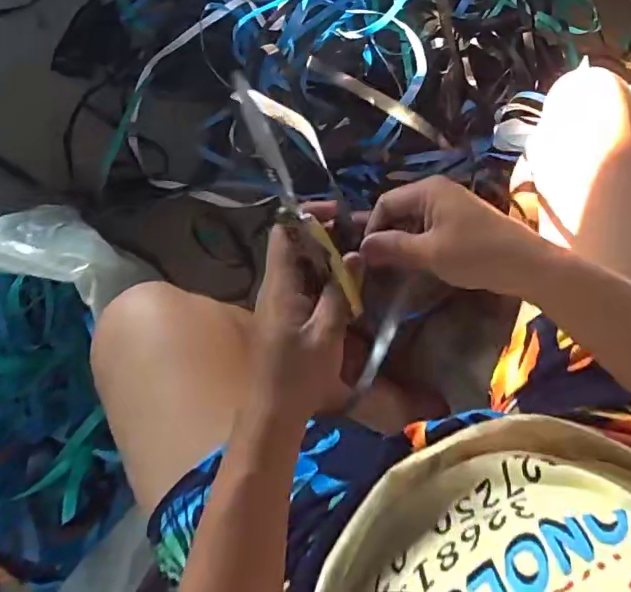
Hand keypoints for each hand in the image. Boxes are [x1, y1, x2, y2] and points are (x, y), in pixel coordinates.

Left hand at [250, 221, 353, 421]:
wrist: (272, 416)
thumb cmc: (298, 377)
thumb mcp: (326, 335)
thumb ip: (341, 293)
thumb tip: (354, 255)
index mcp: (280, 284)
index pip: (284, 232)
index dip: (306, 215)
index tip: (337, 214)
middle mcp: (275, 286)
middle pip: (294, 244)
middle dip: (324, 235)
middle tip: (357, 236)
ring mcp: (278, 301)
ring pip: (301, 264)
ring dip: (327, 257)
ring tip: (358, 256)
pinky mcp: (285, 315)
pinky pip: (303, 283)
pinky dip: (324, 277)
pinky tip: (347, 286)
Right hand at [359, 177, 552, 297]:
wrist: (527, 264)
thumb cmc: (476, 254)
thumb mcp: (430, 253)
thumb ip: (393, 248)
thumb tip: (361, 248)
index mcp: (428, 190)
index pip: (386, 202)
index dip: (372, 228)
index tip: (365, 257)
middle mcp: (436, 190)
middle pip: (398, 208)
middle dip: (384, 233)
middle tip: (370, 262)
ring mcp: (450, 205)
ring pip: (412, 219)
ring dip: (400, 240)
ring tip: (387, 265)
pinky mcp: (460, 220)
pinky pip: (428, 226)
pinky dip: (416, 242)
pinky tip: (412, 262)